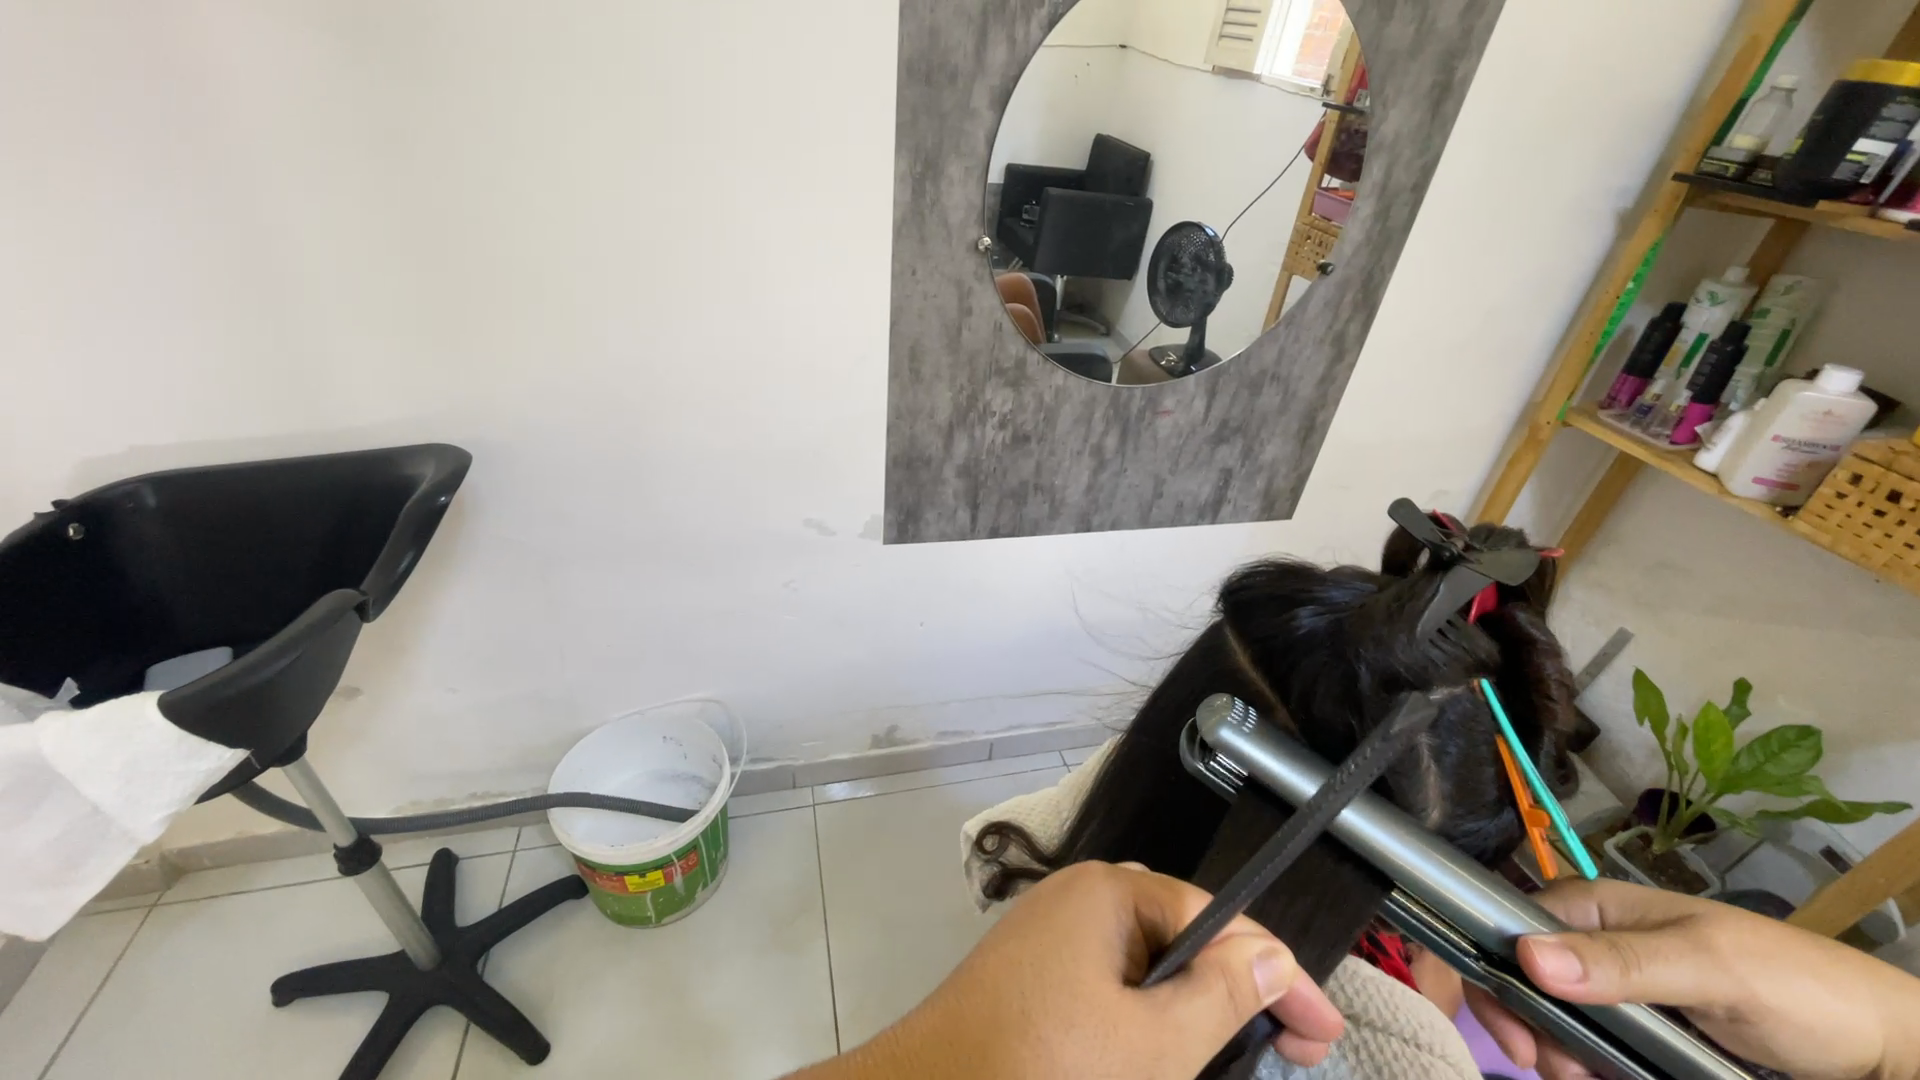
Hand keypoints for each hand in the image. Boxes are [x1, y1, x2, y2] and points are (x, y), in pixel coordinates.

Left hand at [793, 861, 1344, 1079]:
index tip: (1324, 1034)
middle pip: (1181, 938)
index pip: (1214, 918)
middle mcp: (1078, 900)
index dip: (1277, 973)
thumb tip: (1272, 954)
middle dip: (1237, 993)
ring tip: (1242, 1055)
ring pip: (1147, 969)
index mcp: (1108, 892)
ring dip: (1194, 1013)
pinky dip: (1147, 1022)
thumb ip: (1222, 994)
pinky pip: (1110, 988)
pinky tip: (1171, 1052)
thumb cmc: (1051, 1064)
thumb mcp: (1156, 1041)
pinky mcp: (1033, 979)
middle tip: (1293, 1051)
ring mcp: (1051, 938)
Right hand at [1467, 878, 1919, 1079]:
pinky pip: (1585, 1039)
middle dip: (1524, 1024)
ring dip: (1553, 1051)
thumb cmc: (1797, 988)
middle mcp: (1588, 939)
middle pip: (1518, 975)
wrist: (1886, 1047)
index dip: (1491, 972)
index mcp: (1590, 908)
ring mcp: (1612, 984)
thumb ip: (1623, 963)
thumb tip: (1526, 957)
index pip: (1504, 925)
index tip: (1514, 1035)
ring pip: (1547, 1013)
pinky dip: (1581, 1063)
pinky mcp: (1636, 1024)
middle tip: (1552, 1071)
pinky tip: (1596, 1079)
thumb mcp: (1711, 969)